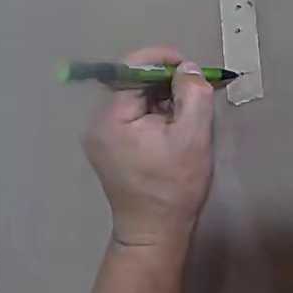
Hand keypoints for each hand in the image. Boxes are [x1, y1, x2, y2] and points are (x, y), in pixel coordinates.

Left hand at [83, 46, 215, 250]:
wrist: (155, 233)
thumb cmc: (174, 186)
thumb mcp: (193, 136)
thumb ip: (193, 94)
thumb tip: (188, 68)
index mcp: (111, 118)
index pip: (131, 69)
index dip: (161, 60)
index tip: (189, 67)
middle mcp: (98, 123)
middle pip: (132, 83)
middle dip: (165, 82)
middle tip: (195, 91)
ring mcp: (101, 137)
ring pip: (135, 99)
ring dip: (162, 98)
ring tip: (188, 112)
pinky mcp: (110, 147)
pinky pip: (133, 116)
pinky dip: (155, 113)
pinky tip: (175, 126)